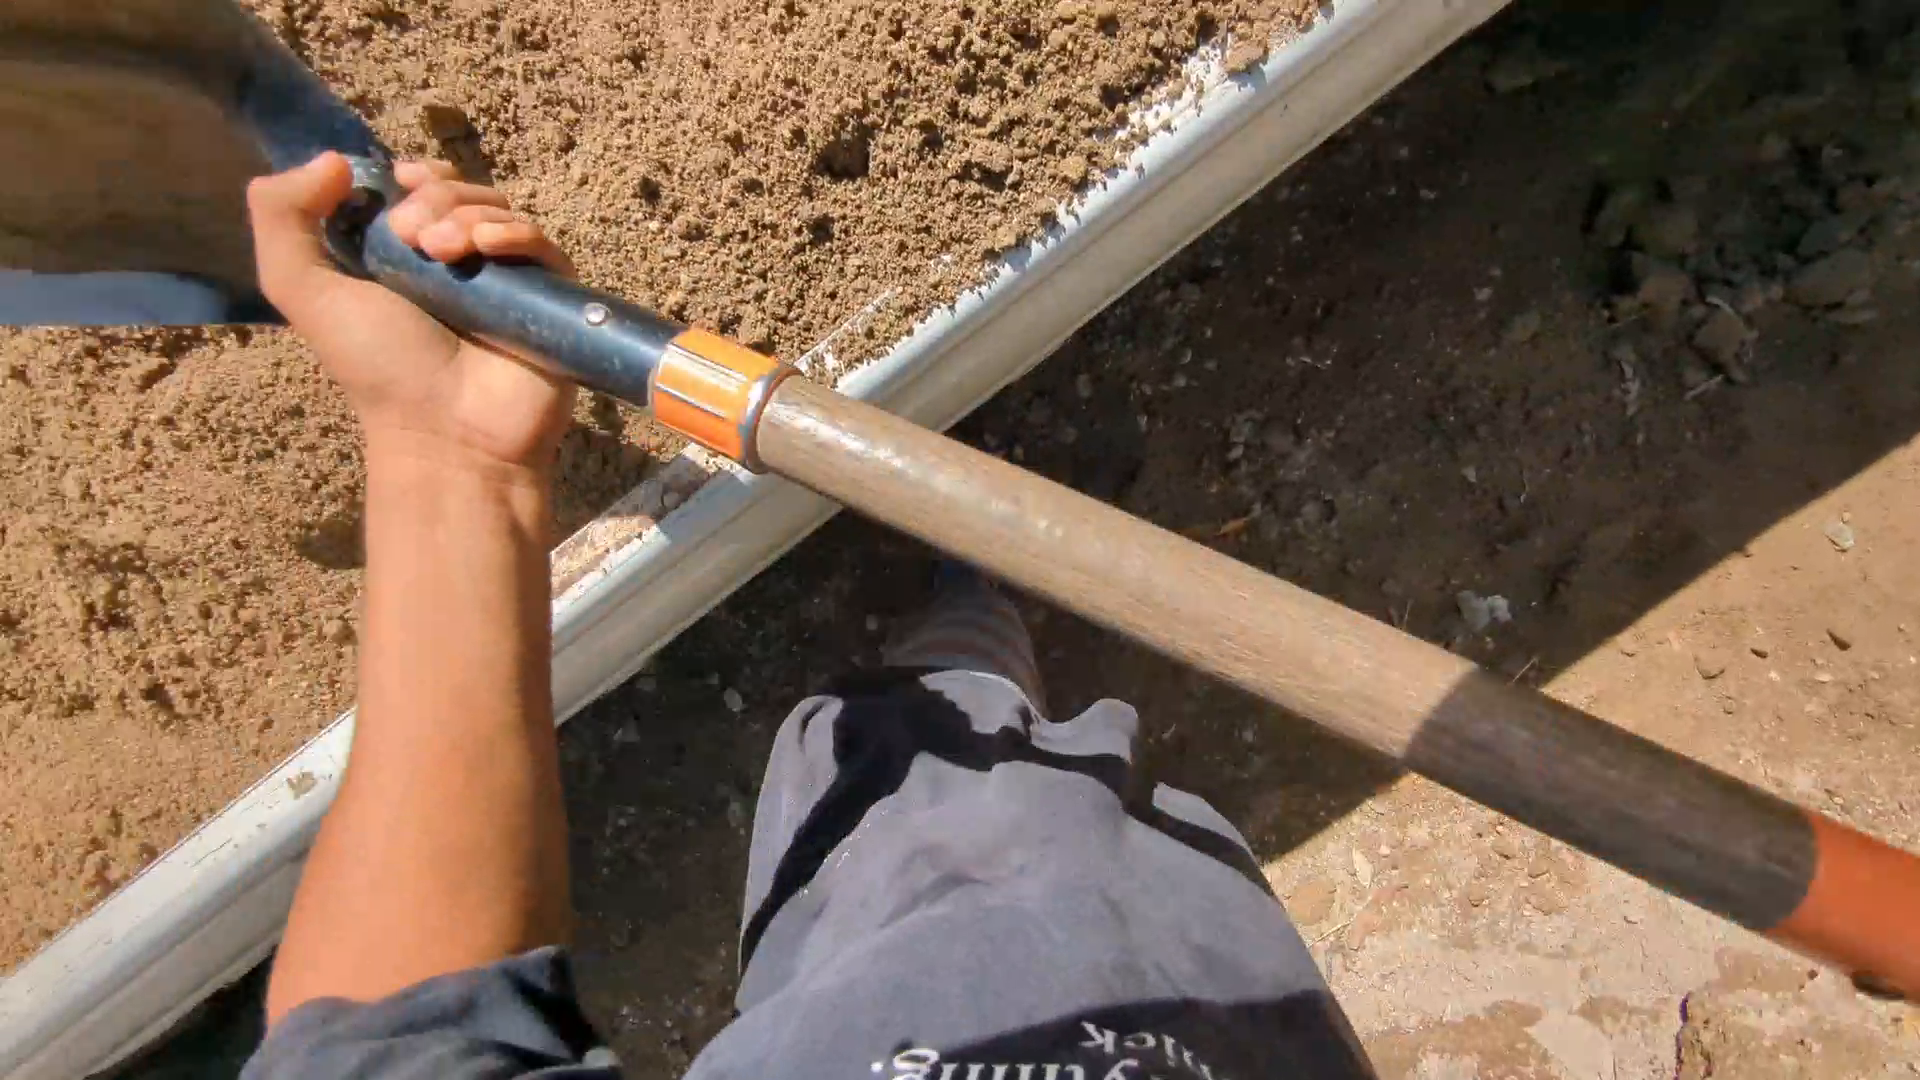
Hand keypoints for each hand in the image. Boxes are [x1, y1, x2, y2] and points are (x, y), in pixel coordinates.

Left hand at [247, 153, 576, 476]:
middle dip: (435, 198)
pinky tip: (486, 250)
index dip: (413, 177)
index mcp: (410, 257)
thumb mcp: (302, 288)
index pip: (423, 190)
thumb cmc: (380, 367)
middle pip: (464, 194)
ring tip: (443, 255)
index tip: (398, 186)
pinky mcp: (554, 304)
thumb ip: (283, 213)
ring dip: (469, 216)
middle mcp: (465, 266)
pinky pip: (546, 249)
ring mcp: (512, 285)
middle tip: (413, 241)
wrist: (449, 430)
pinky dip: (516, 235)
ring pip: (504, 214)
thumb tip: (335, 159)